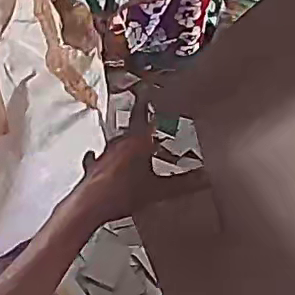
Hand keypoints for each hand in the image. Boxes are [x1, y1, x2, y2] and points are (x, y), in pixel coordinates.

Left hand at [65, 101, 207, 227]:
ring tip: (142, 147)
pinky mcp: (95, 166)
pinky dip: (112, 158)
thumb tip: (205, 178)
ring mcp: (105, 153)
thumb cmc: (119, 193)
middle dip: (144, 124)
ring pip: (121, 141)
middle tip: (154, 121)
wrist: (89, 206)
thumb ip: (185, 183)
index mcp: (137, 140)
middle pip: (134, 127)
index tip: (151, 88)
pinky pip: (105, 157)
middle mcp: (119, 142)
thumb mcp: (159, 190)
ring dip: (131, 142)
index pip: (144, 112)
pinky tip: (114, 164)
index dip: (149, 100)